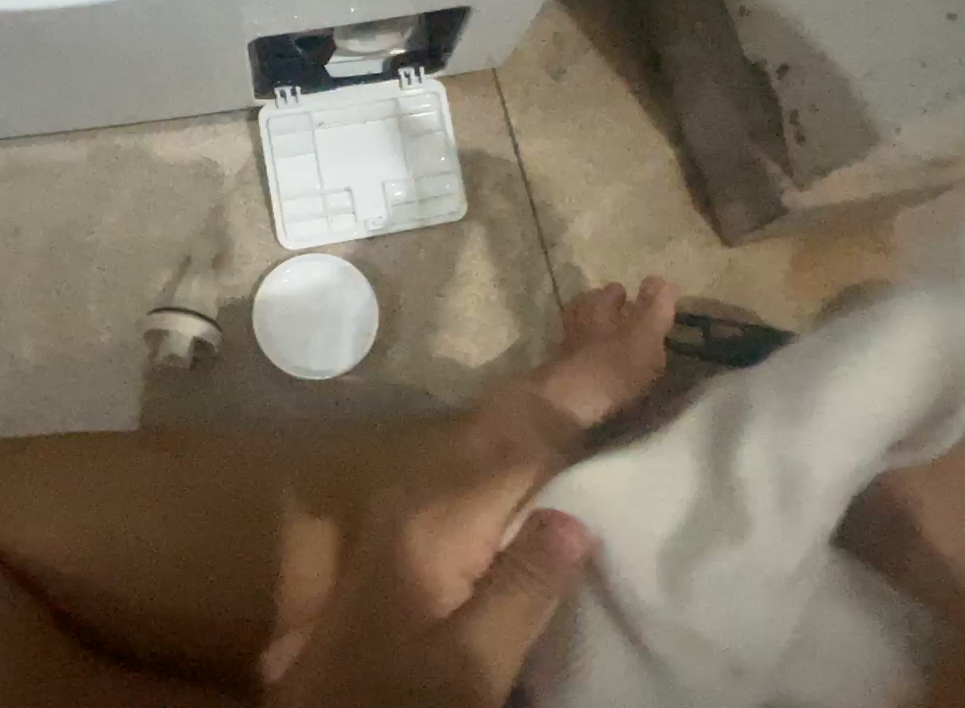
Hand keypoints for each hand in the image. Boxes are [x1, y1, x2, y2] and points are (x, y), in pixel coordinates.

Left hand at [263, 278, 676, 699]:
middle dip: (589, 345)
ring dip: (564, 358)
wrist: (315, 690)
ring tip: (610, 314)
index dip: (599, 372)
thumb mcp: (461, 668)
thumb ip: (521, 592)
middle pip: (526, 395)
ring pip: (511, 400)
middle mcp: (441, 469)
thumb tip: (578, 519)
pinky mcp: (435, 488)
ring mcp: (432, 474)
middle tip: (643, 295)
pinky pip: (501, 424)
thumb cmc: (386, 686)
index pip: (540, 425)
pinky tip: (560, 385)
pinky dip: (541, 392)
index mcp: (452, 505)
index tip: (649, 320)